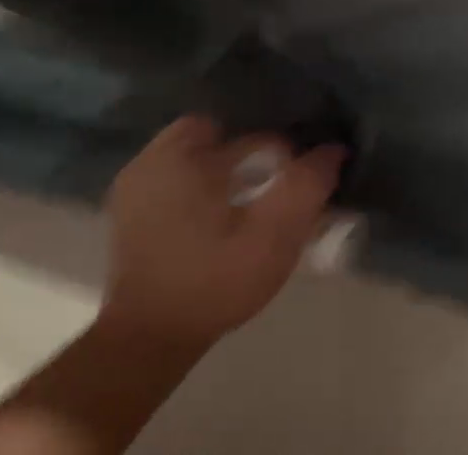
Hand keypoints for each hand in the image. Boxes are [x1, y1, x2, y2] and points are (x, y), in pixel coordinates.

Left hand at [99, 115, 343, 349]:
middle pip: (220, 140)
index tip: (301, 166)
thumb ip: (308, 183)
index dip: (278, 142)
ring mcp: (135, 193)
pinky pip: (183, 186)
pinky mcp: (134, 221)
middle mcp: (150, 164)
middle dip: (257, 156)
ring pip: (201, 163)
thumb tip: (333, 149)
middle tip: (288, 183)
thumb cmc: (214, 280)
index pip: (241, 124)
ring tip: (264, 202)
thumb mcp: (276, 232)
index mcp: (178, 156)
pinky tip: (232, 221)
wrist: (148, 343)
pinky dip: (211, 193)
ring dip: (234, 175)